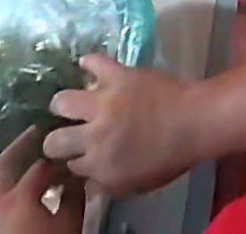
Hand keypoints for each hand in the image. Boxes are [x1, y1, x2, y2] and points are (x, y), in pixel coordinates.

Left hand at [0, 127, 84, 233]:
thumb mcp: (69, 229)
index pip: (41, 167)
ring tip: (5, 174)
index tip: (70, 160)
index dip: (58, 161)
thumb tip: (77, 177)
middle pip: (2, 167)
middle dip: (20, 146)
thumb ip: (74, 199)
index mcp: (19, 197)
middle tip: (34, 132)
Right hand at [44, 53, 196, 194]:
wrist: (191, 122)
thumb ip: (105, 184)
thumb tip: (87, 182)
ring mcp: (104, 102)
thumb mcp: (133, 184)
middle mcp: (95, 135)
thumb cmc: (166, 157)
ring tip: (65, 102)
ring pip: (64, 101)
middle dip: (54, 139)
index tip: (74, 155)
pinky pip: (95, 62)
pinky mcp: (117, 75)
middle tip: (61, 133)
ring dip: (62, 103)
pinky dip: (88, 62)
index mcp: (99, 165)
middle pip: (56, 139)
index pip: (70, 165)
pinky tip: (84, 64)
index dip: (71, 160)